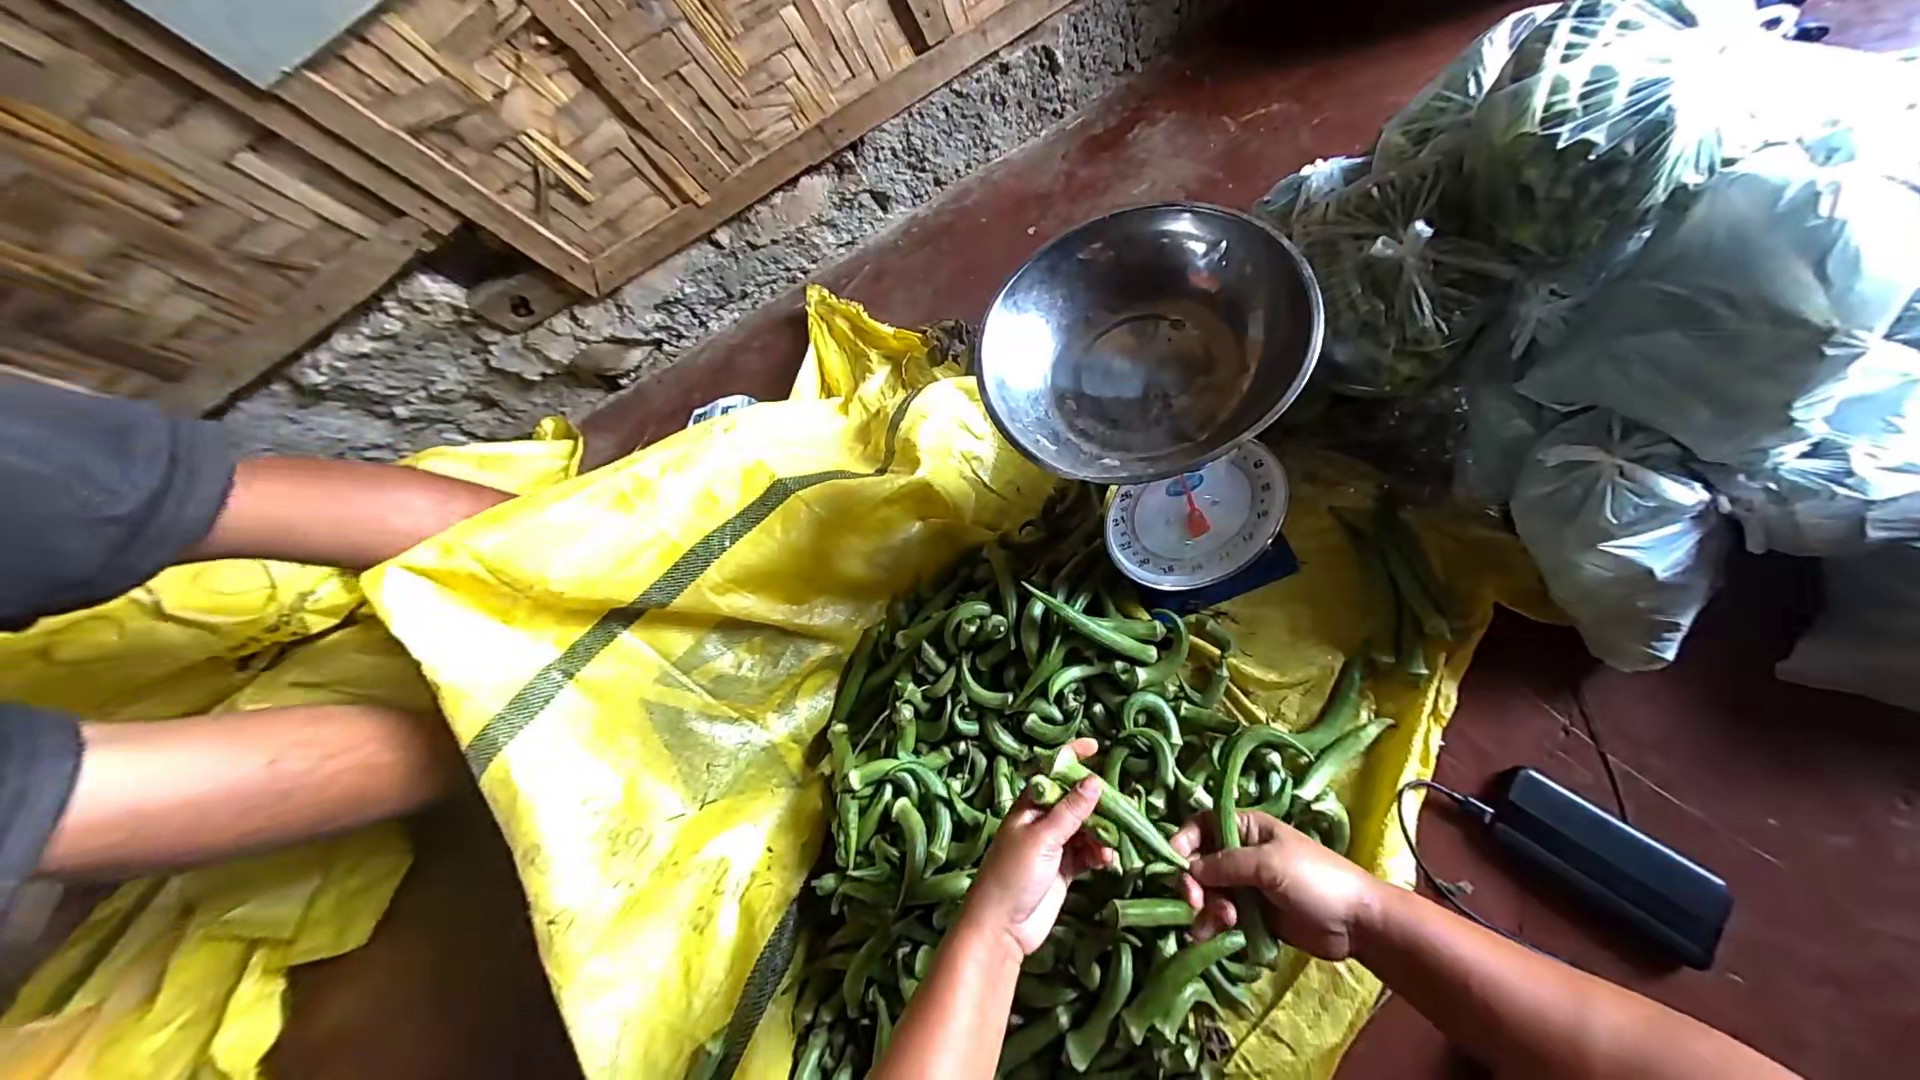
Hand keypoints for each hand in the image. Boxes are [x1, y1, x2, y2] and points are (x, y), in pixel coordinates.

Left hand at [960, 738, 1115, 956]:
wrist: (1001, 927)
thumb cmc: (1014, 873)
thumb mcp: (1043, 838)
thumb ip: (1070, 811)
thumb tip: (1095, 781)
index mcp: (1029, 805)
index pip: (1052, 772)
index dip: (1072, 756)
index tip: (1096, 746)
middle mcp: (1042, 820)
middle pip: (1075, 801)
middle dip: (1097, 804)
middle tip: (1120, 810)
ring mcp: (1054, 845)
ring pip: (1085, 828)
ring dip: (1101, 833)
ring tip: (1109, 846)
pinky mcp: (1064, 869)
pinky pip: (1087, 853)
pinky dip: (1099, 854)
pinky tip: (1107, 861)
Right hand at [1171, 809, 1381, 960]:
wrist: (1359, 924)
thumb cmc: (1314, 878)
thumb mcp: (1267, 864)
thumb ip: (1225, 864)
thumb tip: (1188, 869)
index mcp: (1245, 827)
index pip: (1201, 825)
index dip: (1184, 840)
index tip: (1175, 862)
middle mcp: (1240, 852)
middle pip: (1200, 861)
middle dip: (1194, 882)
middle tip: (1194, 902)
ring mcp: (1245, 884)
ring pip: (1208, 892)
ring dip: (1205, 907)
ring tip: (1221, 923)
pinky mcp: (1252, 914)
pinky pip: (1221, 915)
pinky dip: (1212, 925)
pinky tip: (1209, 937)